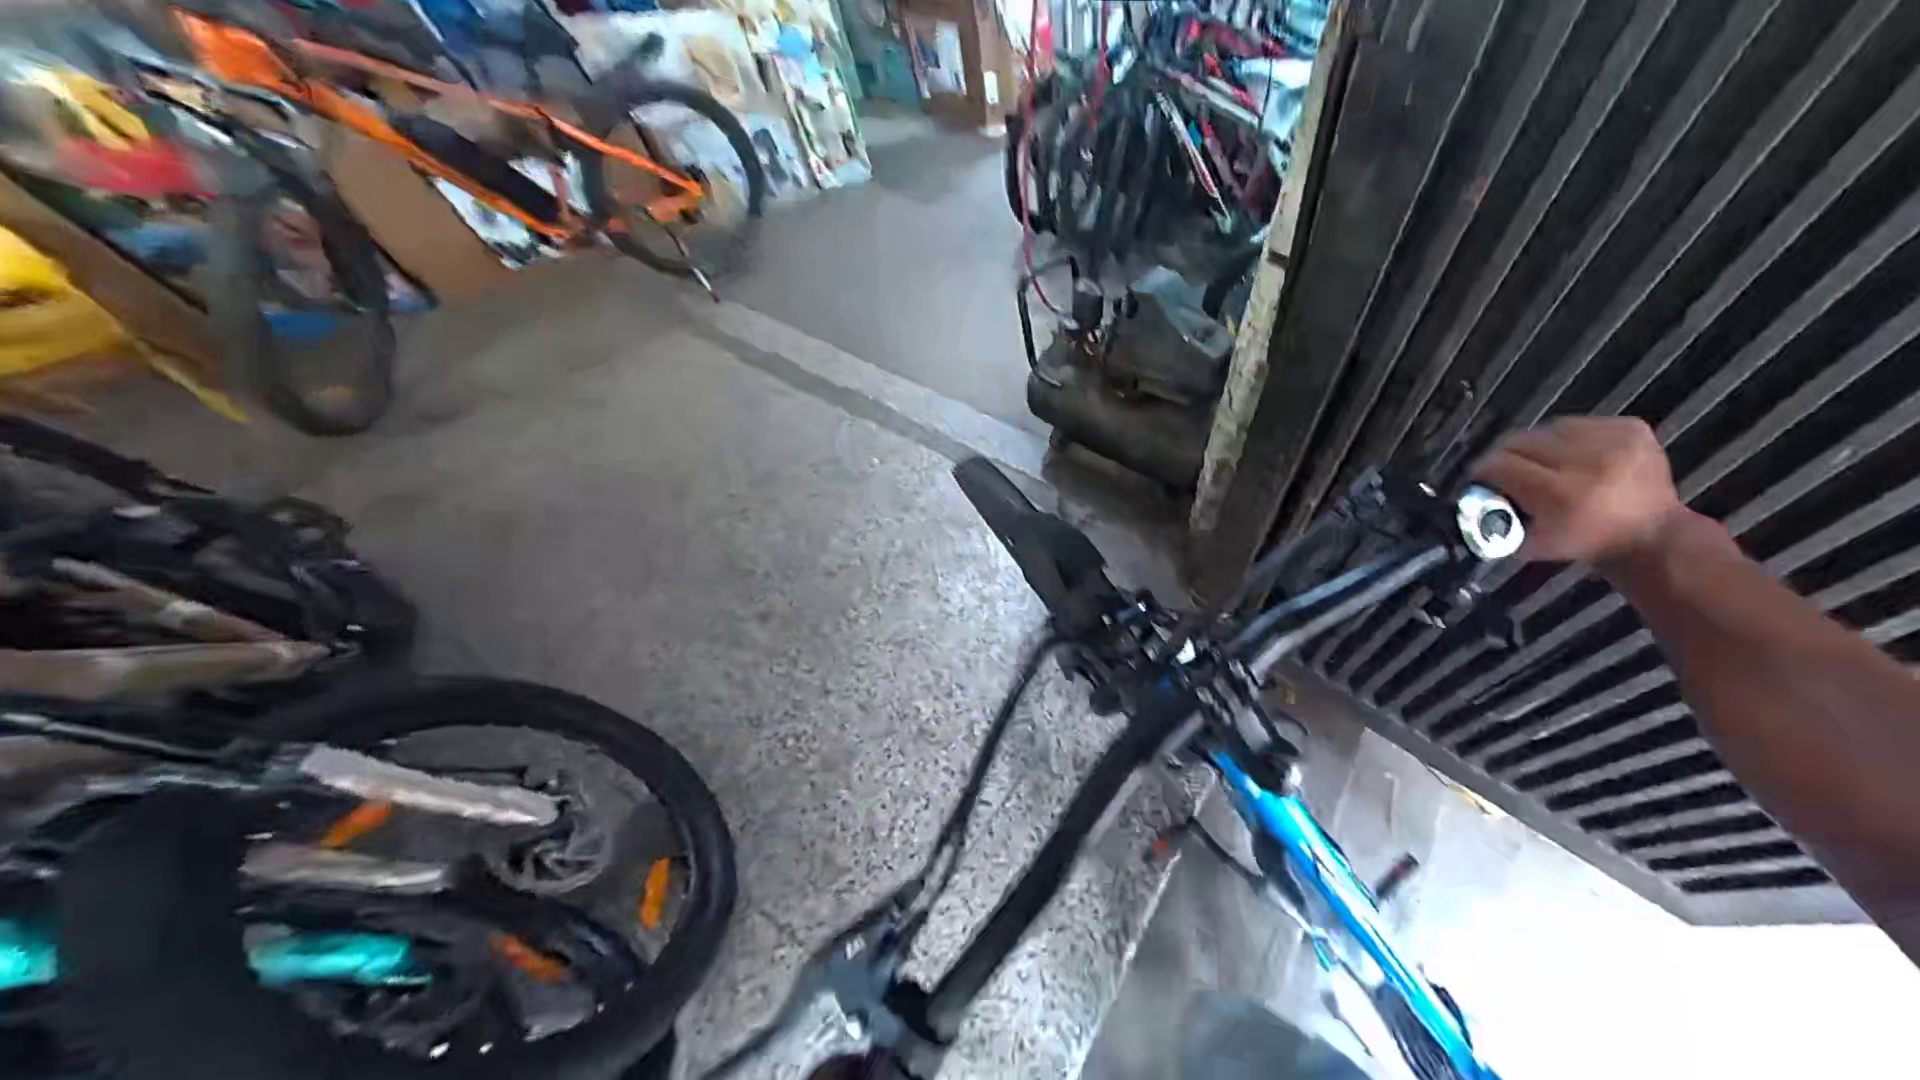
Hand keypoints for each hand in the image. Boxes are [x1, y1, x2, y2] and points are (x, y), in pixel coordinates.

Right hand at [1473, 416, 1689, 563]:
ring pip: (1546, 429)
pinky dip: (1567, 438)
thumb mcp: (1530, 543)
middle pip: (1519, 441)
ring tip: (1544, 465)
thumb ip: (1494, 519)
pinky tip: (1574, 456)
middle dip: (1507, 457)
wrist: (1651, 534)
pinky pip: (1577, 423)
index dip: (1483, 471)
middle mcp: (1590, 461)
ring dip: (1538, 446)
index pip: (1499, 463)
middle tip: (1507, 472)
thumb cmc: (1583, 542)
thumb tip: (1469, 497)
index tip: (1481, 480)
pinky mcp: (1632, 428)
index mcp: (1562, 493)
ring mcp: (1615, 440)